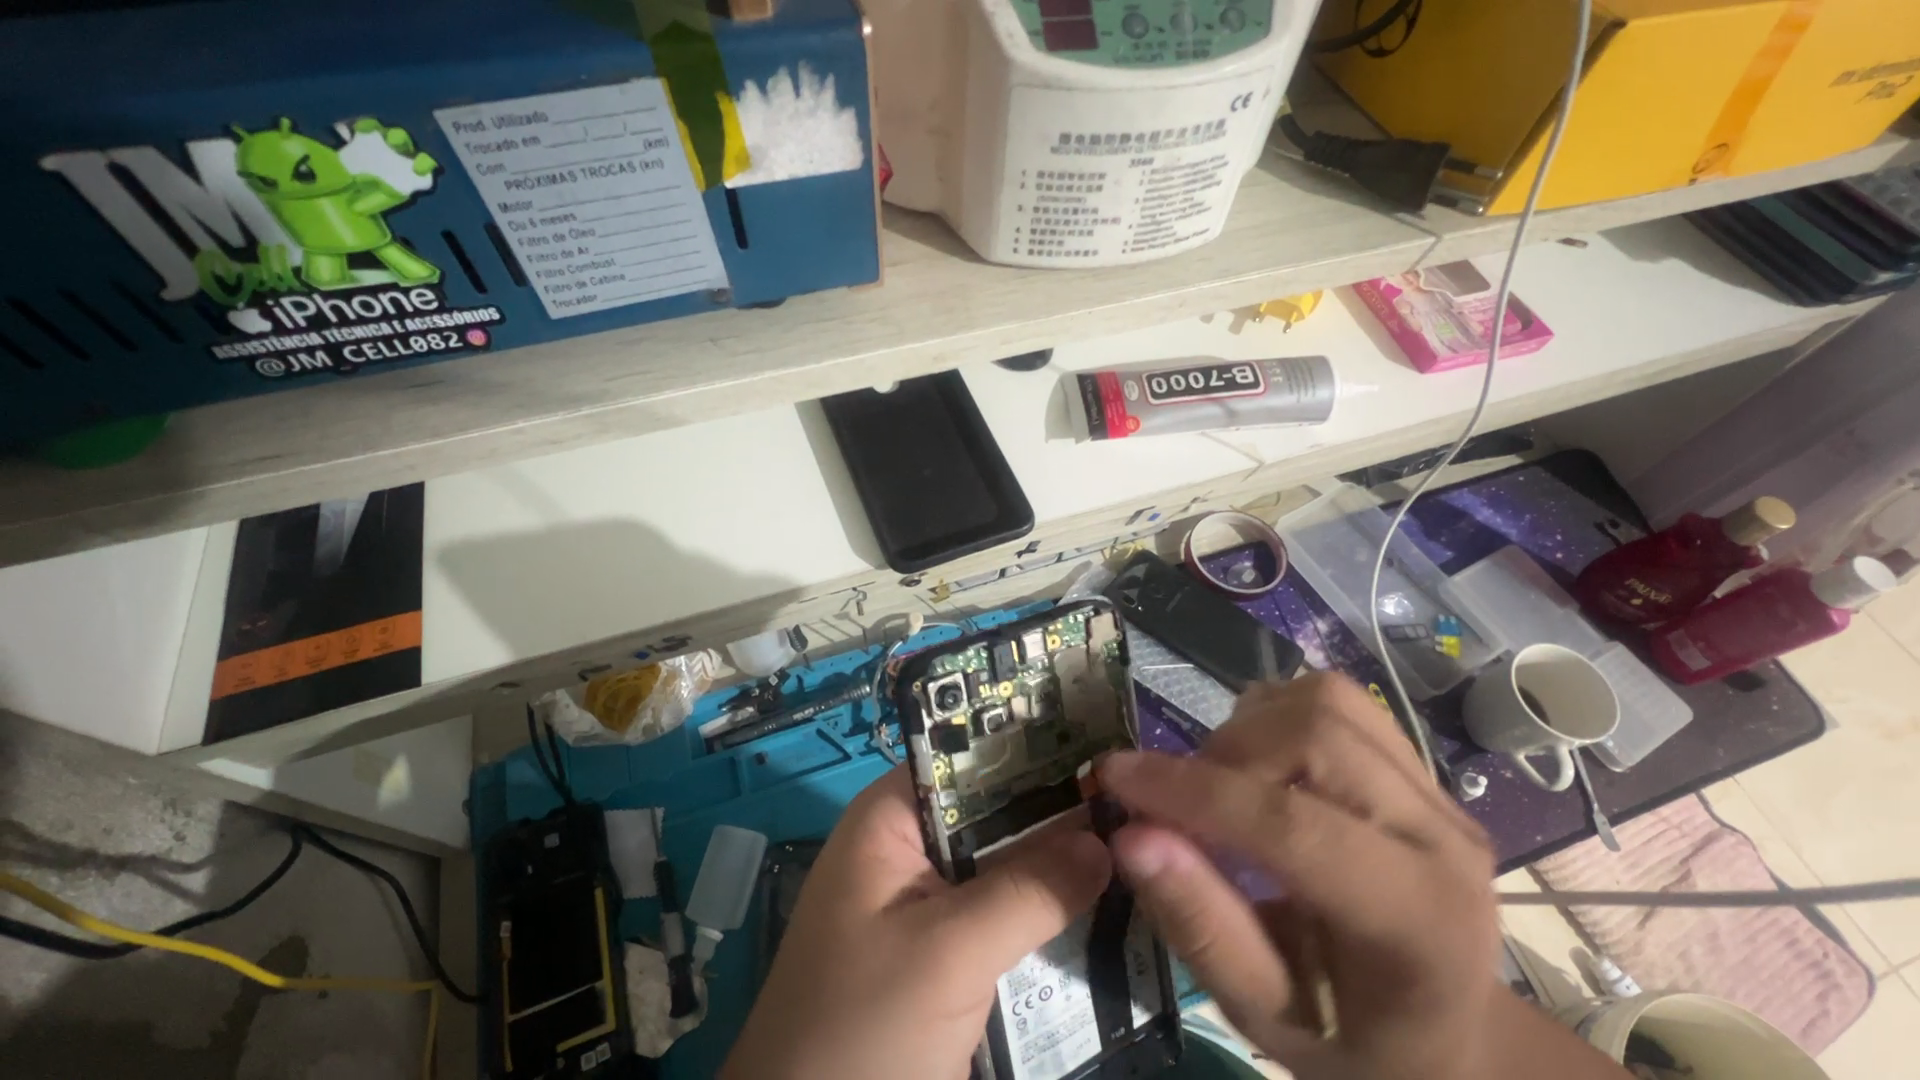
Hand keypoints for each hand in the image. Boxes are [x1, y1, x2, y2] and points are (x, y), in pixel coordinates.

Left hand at [720, 767, 1111, 1079]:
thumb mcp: (947, 952)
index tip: (1104, 740)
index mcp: (889, 823)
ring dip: (1062, 863)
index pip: (965, 757)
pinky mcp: (946, 956)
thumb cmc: (862, 1026)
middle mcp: (909, 851)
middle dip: (1059, 808)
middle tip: (1143, 797)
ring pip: (1006, 865)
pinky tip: (1110, 901)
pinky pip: (1005, 916)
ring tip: (1144, 839)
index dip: (1031, 746)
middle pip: (994, 811)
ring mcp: (929, 906)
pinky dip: (1048, 911)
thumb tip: (1106, 839)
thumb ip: (1027, 890)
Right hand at [1096, 674, 1628, 1079]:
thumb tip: (1130, 835)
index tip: (1113, 779)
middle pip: (1318, 735)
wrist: (1441, 1030)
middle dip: (1221, 758)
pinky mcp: (1420, 767)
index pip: (1294, 827)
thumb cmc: (1349, 1041)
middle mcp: (1442, 836)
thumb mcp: (1265, 1015)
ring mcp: (1439, 792)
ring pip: (1327, 701)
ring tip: (1218, 786)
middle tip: (1175, 804)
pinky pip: (1338, 700)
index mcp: (1416, 919)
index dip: (1192, 795)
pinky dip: (1275, 715)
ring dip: (1247, 729)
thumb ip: (1201, 927)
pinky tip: (1256, 767)